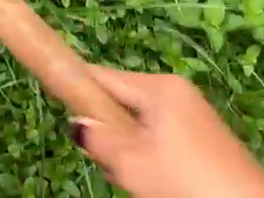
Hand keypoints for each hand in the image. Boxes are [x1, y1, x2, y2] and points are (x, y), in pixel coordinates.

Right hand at [71, 67, 263, 197]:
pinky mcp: (207, 142)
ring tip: (138, 182)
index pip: (104, 76)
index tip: (55, 97)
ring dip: (131, 151)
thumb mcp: (133, 164)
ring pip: (142, 126)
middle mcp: (178, 93)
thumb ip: (99, 138)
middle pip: (123, 102)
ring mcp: (195, 116)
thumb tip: (76, 122)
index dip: (77, 87)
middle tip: (110, 164)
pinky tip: (158, 186)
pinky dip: (153, 158)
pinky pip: (163, 139)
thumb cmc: (187, 185)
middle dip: (110, 132)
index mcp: (160, 87)